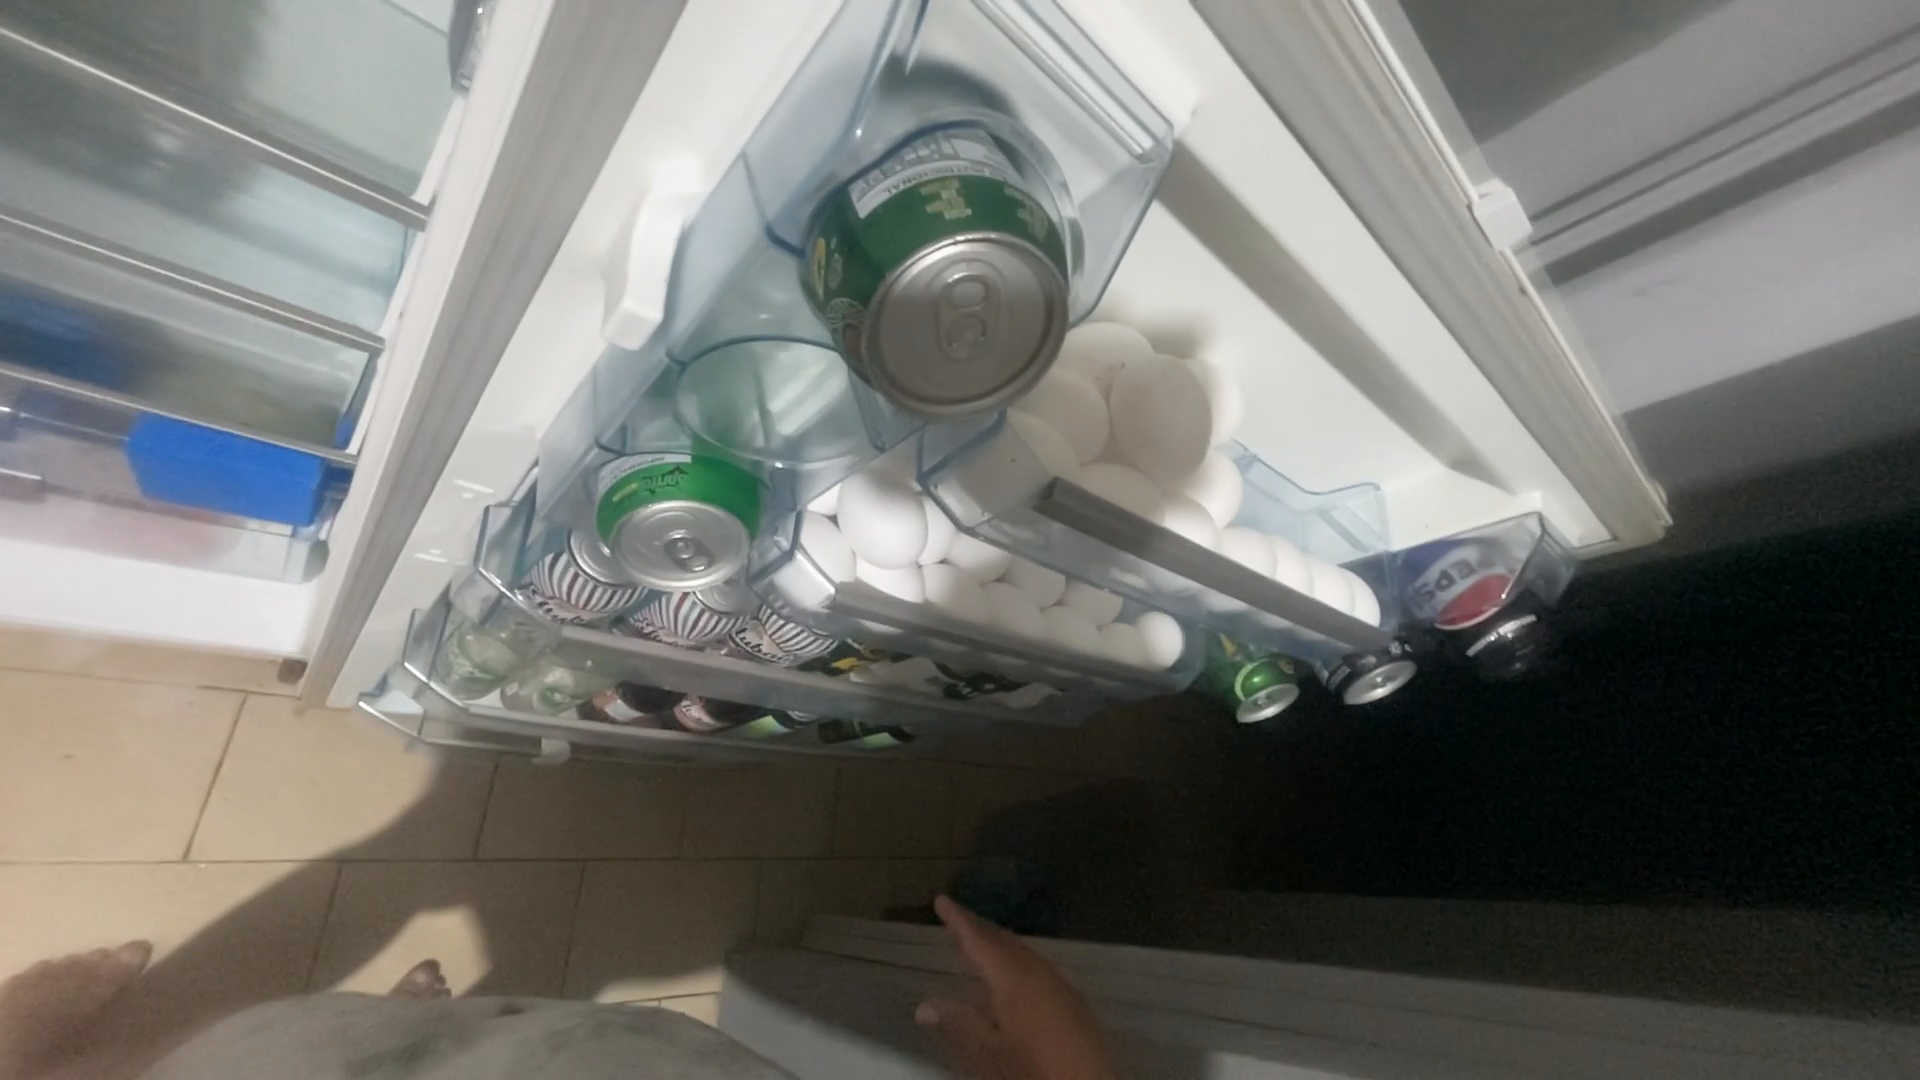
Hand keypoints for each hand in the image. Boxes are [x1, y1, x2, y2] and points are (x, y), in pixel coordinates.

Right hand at [915, 896, 1117, 1079]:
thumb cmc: (1033, 1068)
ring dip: (999, 944)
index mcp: (1012, 975)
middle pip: (1002, 940)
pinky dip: (1017, 960)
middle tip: (956, 921)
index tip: (941, 899)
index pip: (978, 938)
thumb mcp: (989, 1053)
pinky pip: (1036, 965)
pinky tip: (1014, 976)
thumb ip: (958, 1025)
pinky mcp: (1072, 999)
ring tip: (980, 945)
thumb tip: (923, 1006)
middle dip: (979, 928)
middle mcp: (1036, 969)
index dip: (958, 919)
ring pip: (1022, 951)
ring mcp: (1058, 982)